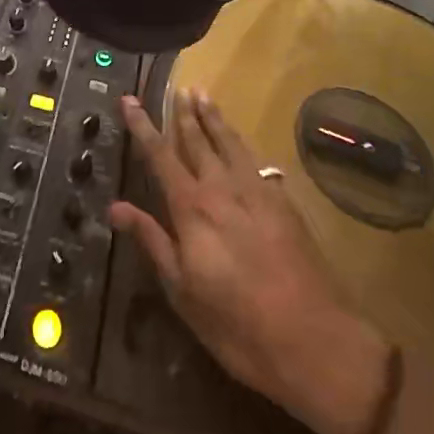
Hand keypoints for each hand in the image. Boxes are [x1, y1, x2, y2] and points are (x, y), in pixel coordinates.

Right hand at [111, 90, 392, 433]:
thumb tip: (114, 206)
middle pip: (199, 141)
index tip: (129, 99)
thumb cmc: (237, 323)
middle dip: (185, 114)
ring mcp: (260, 197)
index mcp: (193, 208)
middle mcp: (224, 191)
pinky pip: (259, 164)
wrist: (318, 346)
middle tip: (176, 88)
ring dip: (215, 120)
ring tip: (204, 96)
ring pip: (232, 146)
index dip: (142, 126)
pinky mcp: (287, 209)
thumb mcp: (182, 289)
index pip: (160, 155)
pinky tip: (244, 147)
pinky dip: (245, 147)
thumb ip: (151, 240)